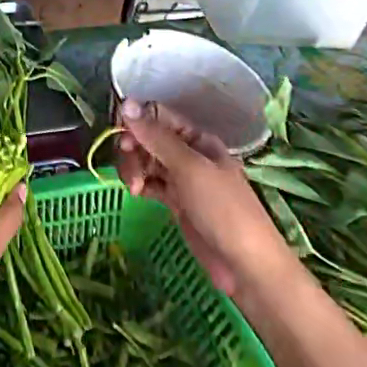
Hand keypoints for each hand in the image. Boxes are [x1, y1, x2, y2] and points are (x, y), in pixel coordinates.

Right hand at [116, 100, 296, 298]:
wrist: (246, 264)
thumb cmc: (223, 209)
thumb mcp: (189, 167)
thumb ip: (156, 137)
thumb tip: (126, 102)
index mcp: (197, 138)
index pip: (158, 117)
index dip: (136, 123)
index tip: (121, 140)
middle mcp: (189, 153)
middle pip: (149, 139)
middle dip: (133, 150)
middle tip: (130, 172)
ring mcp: (183, 179)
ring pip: (147, 161)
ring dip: (135, 169)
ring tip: (135, 189)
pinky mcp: (177, 202)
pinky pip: (152, 183)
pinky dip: (142, 185)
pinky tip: (138, 194)